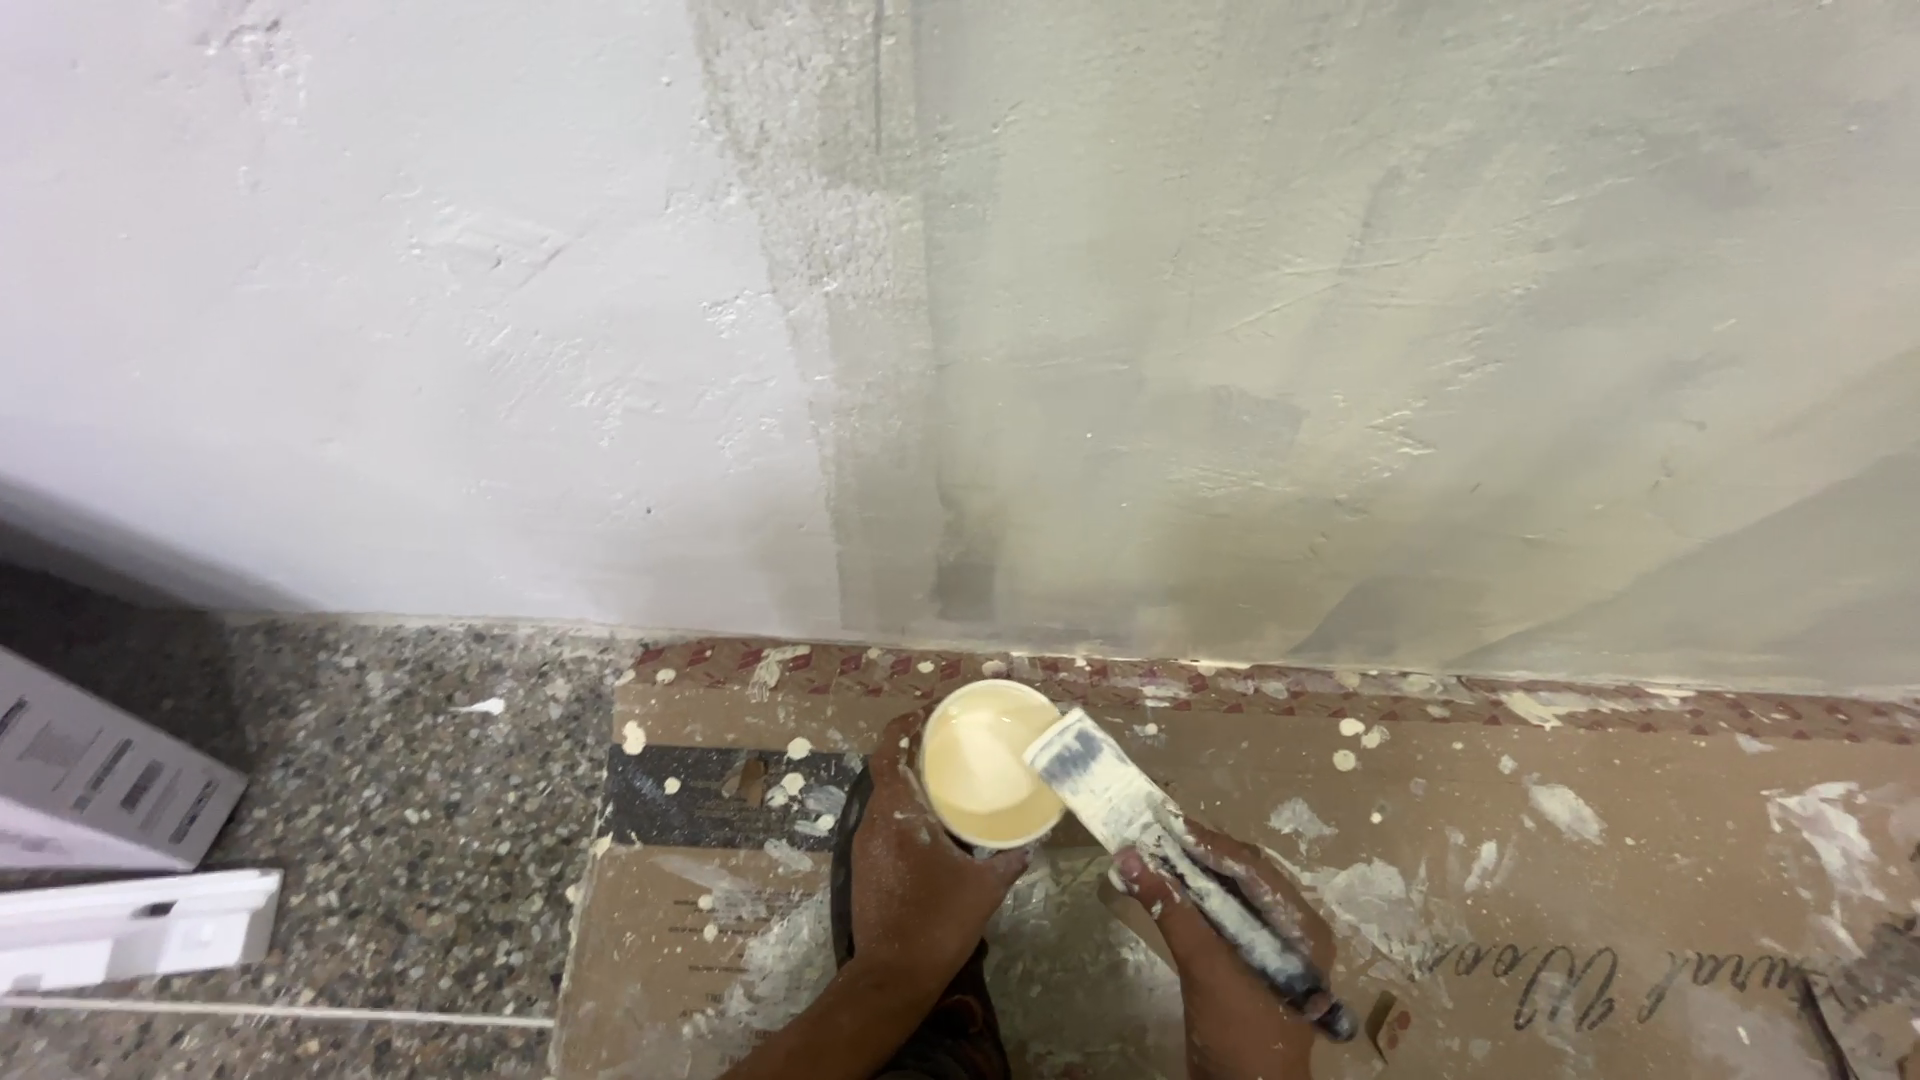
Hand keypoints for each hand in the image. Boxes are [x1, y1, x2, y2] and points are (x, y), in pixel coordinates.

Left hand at [850, 712, 1030, 991]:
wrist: (893, 975)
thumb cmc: (938, 922)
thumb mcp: (983, 889)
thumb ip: (1007, 862)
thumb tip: (1029, 847)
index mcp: (898, 814)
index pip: (888, 753)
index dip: (902, 727)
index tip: (925, 714)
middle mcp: (875, 821)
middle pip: (886, 770)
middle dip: (911, 752)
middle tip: (943, 742)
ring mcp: (865, 844)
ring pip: (884, 798)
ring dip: (907, 782)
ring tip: (941, 777)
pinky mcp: (865, 865)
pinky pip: (883, 822)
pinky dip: (903, 810)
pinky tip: (930, 822)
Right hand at [1115, 819, 1335, 1079]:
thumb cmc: (1241, 1036)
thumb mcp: (1204, 968)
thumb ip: (1169, 908)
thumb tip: (1128, 856)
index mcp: (1302, 927)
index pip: (1252, 868)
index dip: (1206, 841)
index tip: (1164, 819)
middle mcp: (1293, 927)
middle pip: (1241, 873)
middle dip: (1196, 851)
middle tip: (1155, 829)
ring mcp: (1272, 944)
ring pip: (1227, 890)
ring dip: (1189, 870)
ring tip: (1152, 848)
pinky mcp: (1248, 957)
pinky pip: (1219, 912)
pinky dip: (1189, 895)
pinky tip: (1162, 884)